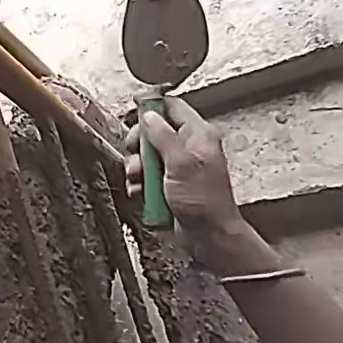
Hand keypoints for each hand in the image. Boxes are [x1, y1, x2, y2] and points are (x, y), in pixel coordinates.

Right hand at [120, 97, 279, 275]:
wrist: (208, 236)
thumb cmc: (204, 202)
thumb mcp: (180, 163)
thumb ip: (162, 136)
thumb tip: (148, 115)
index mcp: (198, 135)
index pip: (172, 107)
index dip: (152, 106)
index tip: (134, 109)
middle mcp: (188, 148)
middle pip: (153, 132)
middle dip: (139, 145)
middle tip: (136, 155)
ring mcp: (178, 167)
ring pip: (146, 156)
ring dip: (138, 168)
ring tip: (139, 180)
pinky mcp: (169, 185)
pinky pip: (147, 177)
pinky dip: (140, 184)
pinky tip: (141, 192)